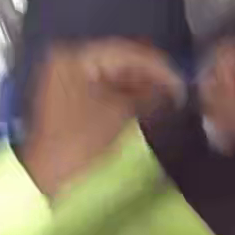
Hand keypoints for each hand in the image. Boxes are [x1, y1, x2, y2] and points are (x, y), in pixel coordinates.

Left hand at [21, 39, 185, 197]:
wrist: (49, 183)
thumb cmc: (84, 143)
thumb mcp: (123, 114)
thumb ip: (151, 94)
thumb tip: (174, 88)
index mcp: (74, 57)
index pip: (126, 51)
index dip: (159, 67)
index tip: (185, 83)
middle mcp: (67, 62)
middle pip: (119, 62)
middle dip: (151, 78)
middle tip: (181, 94)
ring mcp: (65, 82)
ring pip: (113, 78)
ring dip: (141, 89)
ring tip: (170, 104)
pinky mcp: (69, 102)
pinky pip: (104, 92)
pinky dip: (126, 100)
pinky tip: (149, 110)